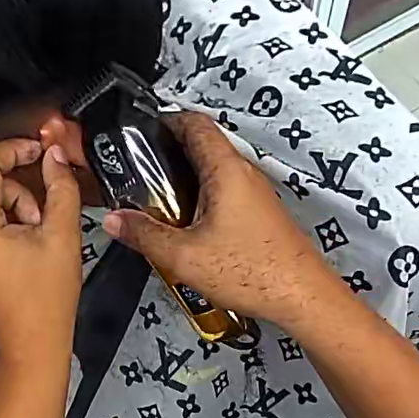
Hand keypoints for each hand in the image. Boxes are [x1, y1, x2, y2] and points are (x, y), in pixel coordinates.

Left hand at [0, 138, 82, 365]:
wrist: (33, 344)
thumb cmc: (46, 302)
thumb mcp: (63, 237)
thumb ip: (61, 188)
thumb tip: (54, 157)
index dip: (13, 151)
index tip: (37, 149)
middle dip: (16, 189)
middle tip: (43, 213)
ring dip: (9, 206)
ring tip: (35, 235)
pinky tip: (22, 244)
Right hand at [103, 111, 348, 331]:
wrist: (302, 296)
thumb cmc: (253, 271)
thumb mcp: (184, 256)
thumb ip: (145, 235)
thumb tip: (116, 221)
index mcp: (226, 170)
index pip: (195, 123)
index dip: (165, 121)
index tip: (141, 133)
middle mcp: (245, 174)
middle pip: (204, 147)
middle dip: (170, 155)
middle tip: (140, 175)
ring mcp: (256, 195)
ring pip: (215, 174)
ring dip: (187, 182)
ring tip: (159, 205)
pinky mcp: (261, 216)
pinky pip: (227, 195)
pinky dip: (204, 202)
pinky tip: (189, 230)